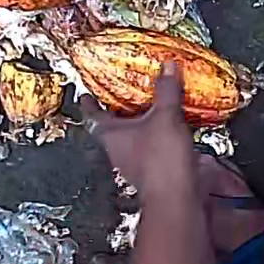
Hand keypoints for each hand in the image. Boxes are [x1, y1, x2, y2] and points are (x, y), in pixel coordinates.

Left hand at [85, 62, 196, 197]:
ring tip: (149, 110)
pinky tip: (169, 130)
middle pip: (111, 128)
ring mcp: (134, 163)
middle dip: (117, 112)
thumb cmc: (161, 158)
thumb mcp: (165, 116)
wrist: (177, 197)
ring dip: (138, 125)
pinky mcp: (152, 172)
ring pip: (131, 139)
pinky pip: (150, 149)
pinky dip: (156, 137)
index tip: (86, 93)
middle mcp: (118, 150)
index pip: (92, 116)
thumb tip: (167, 66)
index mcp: (111, 135)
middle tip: (122, 96)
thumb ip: (166, 90)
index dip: (89, 103)